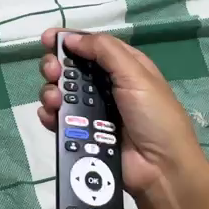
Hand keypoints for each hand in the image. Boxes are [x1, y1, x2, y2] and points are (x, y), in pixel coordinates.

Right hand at [37, 29, 208, 195]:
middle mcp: (105, 86)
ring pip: (60, 93)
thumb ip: (104, 51)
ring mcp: (93, 111)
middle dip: (55, 65)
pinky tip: (51, 116)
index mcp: (123, 66)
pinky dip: (50, 115)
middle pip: (70, 68)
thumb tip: (71, 39)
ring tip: (55, 100)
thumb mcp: (136, 75)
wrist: (161, 169)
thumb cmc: (154, 117)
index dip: (69, 40)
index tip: (47, 39)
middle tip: (51, 71)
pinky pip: (59, 119)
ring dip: (51, 91)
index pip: (91, 45)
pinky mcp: (83, 134)